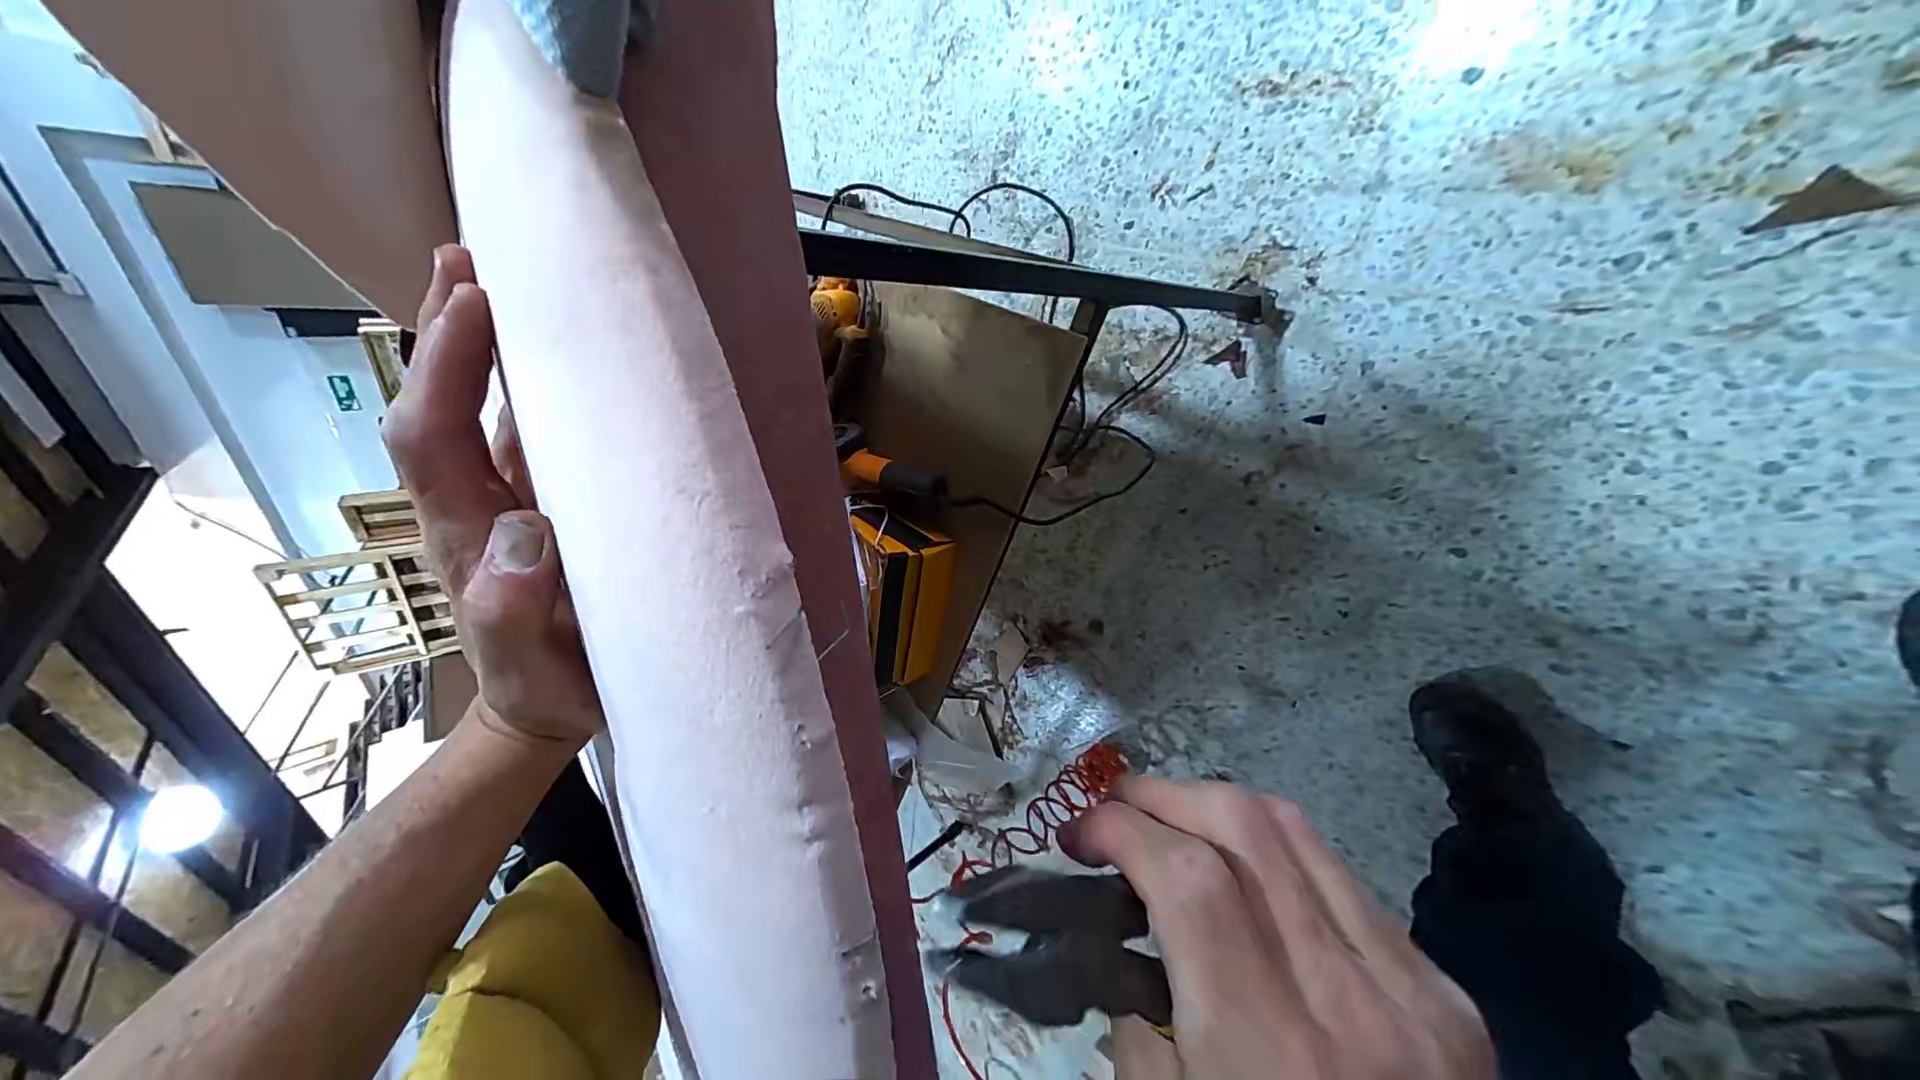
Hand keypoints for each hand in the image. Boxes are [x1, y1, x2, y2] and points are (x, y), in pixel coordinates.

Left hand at [382, 244, 602, 746]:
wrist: (556, 706)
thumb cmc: (549, 686)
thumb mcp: (532, 664)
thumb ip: (513, 610)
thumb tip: (523, 530)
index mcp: (463, 531)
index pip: (432, 432)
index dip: (444, 364)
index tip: (477, 300)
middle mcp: (475, 503)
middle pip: (440, 404)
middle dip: (446, 332)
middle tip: (467, 258)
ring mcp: (510, 504)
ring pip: (483, 414)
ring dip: (486, 349)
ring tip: (503, 283)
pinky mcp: (547, 510)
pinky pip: (529, 439)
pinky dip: (533, 390)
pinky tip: (558, 361)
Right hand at [1062, 777, 1493, 1079]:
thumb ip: (1137, 1013)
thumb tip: (1127, 916)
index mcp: (1269, 1050)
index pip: (1190, 879)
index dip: (1123, 829)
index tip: (1079, 833)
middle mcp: (1350, 1002)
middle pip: (1244, 828)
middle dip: (1163, 796)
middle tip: (1117, 806)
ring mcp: (1414, 992)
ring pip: (1297, 833)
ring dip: (1215, 807)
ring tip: (1171, 819)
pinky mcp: (1447, 994)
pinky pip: (1341, 879)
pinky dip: (1275, 853)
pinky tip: (1247, 873)